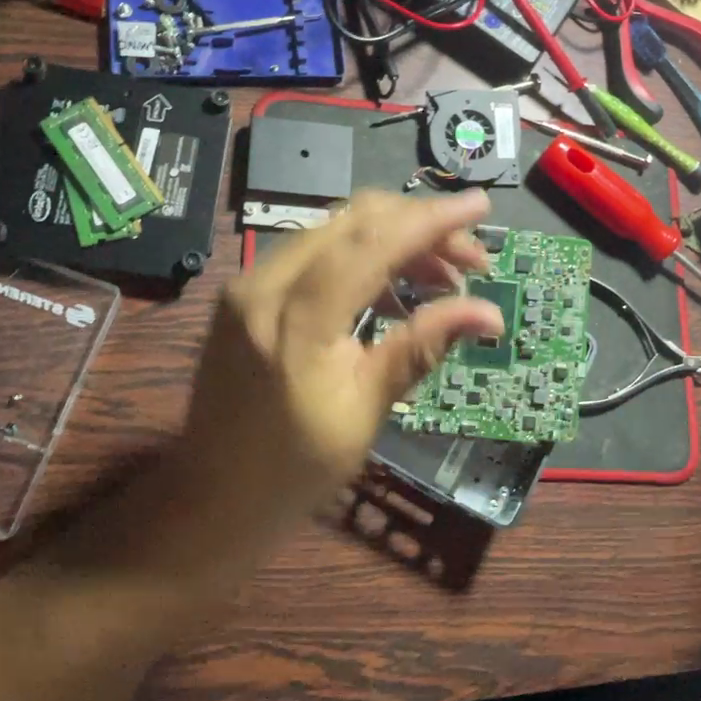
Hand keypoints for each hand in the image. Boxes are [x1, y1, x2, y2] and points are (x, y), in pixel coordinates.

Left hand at [163, 191, 504, 559]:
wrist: (212, 496)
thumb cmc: (294, 469)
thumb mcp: (366, 410)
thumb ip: (420, 348)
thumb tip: (488, 313)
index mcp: (297, 320)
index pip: (371, 244)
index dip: (430, 220)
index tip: (480, 204)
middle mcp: (264, 285)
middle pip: (350, 223)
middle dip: (416, 226)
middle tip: (470, 257)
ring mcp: (247, 286)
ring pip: (329, 232)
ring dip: (388, 241)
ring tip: (440, 278)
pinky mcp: (243, 295)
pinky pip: (307, 255)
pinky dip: (354, 258)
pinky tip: (390, 289)